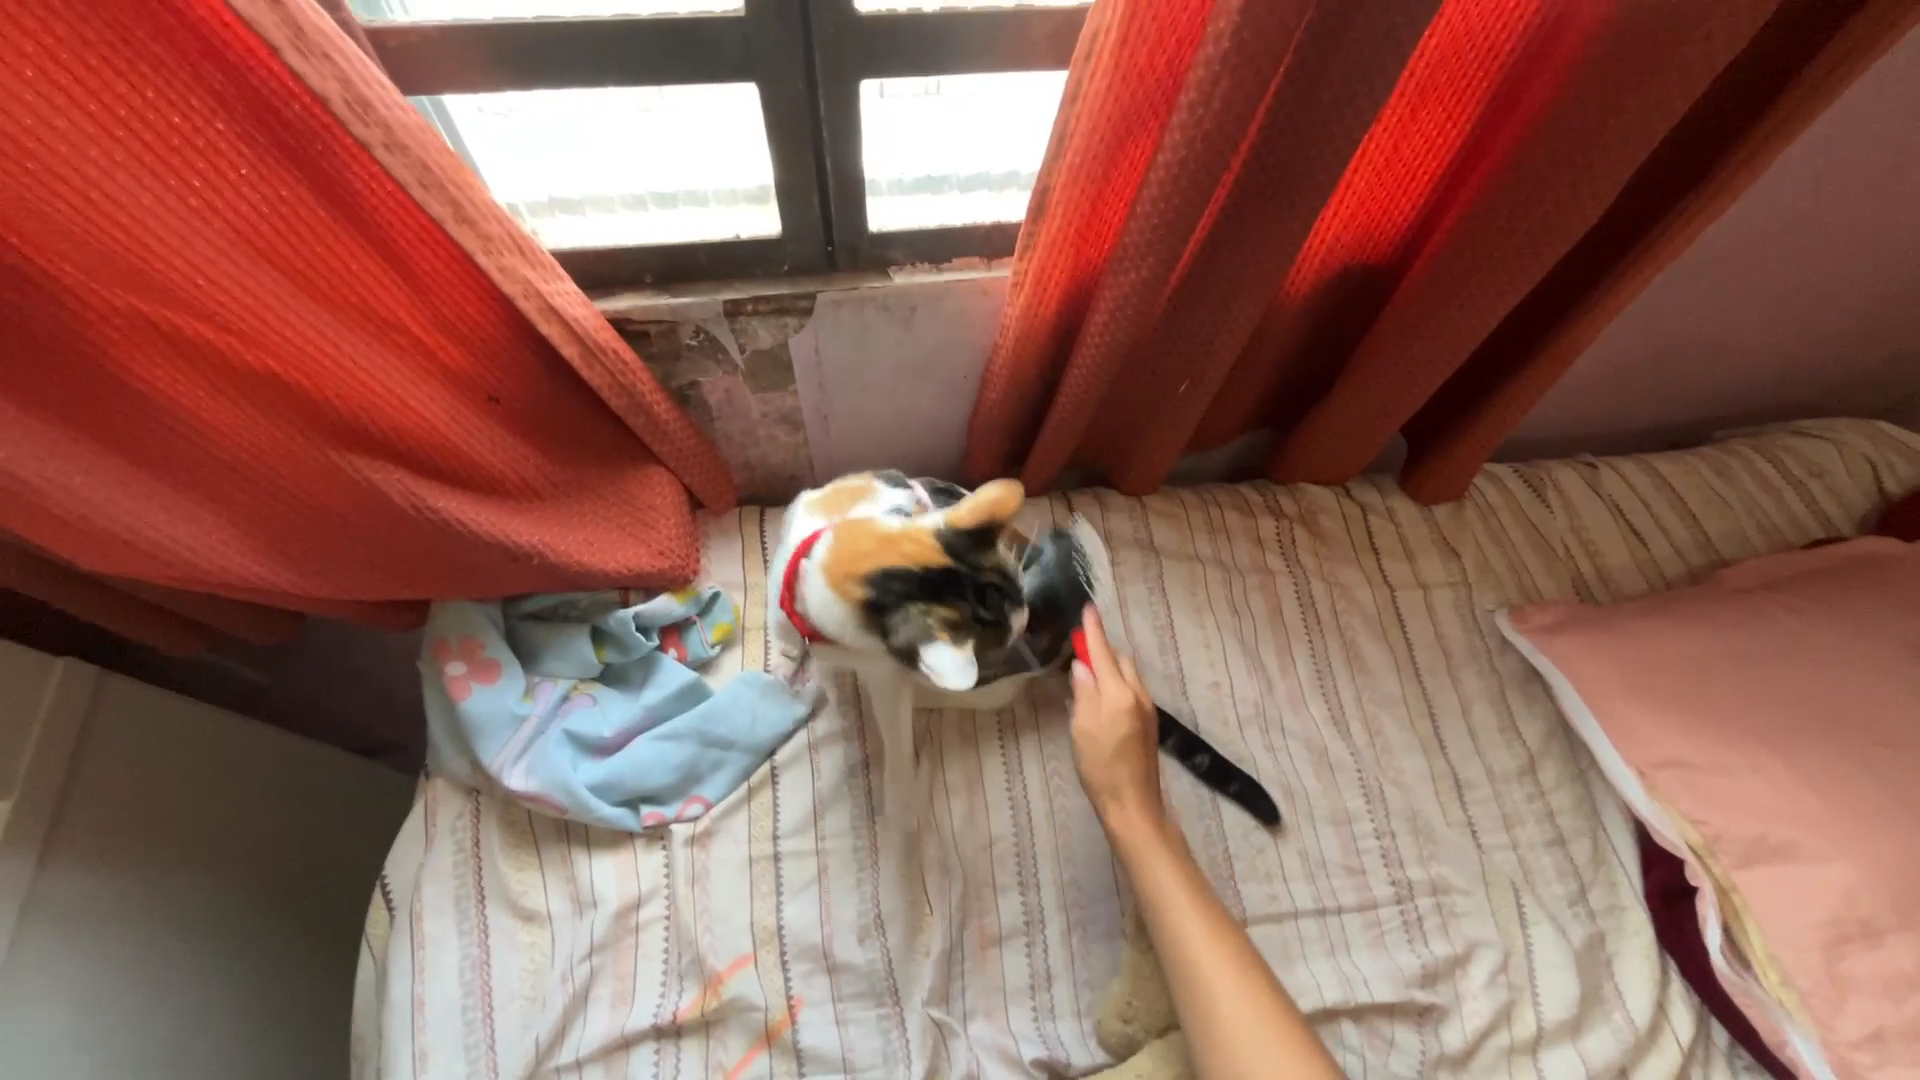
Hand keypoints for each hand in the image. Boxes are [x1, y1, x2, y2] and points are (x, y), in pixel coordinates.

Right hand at [1069, 606, 1163, 826]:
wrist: (1133, 804)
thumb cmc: (1100, 767)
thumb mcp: (1081, 727)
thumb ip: (1082, 692)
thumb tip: (1081, 665)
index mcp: (1118, 693)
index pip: (1103, 652)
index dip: (1093, 630)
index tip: (1088, 608)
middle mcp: (1137, 695)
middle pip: (1119, 660)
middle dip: (1101, 649)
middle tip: (1079, 649)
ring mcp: (1146, 709)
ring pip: (1127, 674)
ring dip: (1110, 666)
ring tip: (1088, 673)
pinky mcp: (1148, 722)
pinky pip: (1131, 689)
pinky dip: (1116, 682)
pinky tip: (1103, 696)